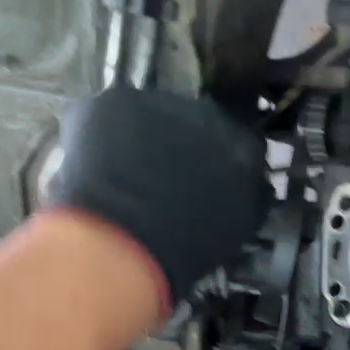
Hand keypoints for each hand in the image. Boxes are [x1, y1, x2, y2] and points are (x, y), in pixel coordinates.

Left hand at [51, 84, 269, 307]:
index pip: (242, 145)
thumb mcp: (235, 228)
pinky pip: (113, 114)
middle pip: (199, 122)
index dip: (221, 161)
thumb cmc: (185, 248)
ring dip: (145, 135)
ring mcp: (160, 103)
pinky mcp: (116, 101)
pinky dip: (104, 133)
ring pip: (154, 114)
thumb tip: (252, 185)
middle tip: (164, 175)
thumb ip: (248, 197)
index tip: (207, 178)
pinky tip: (97, 163)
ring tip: (125, 171)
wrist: (123, 241)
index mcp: (243, 150)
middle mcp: (209, 115)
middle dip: (184, 143)